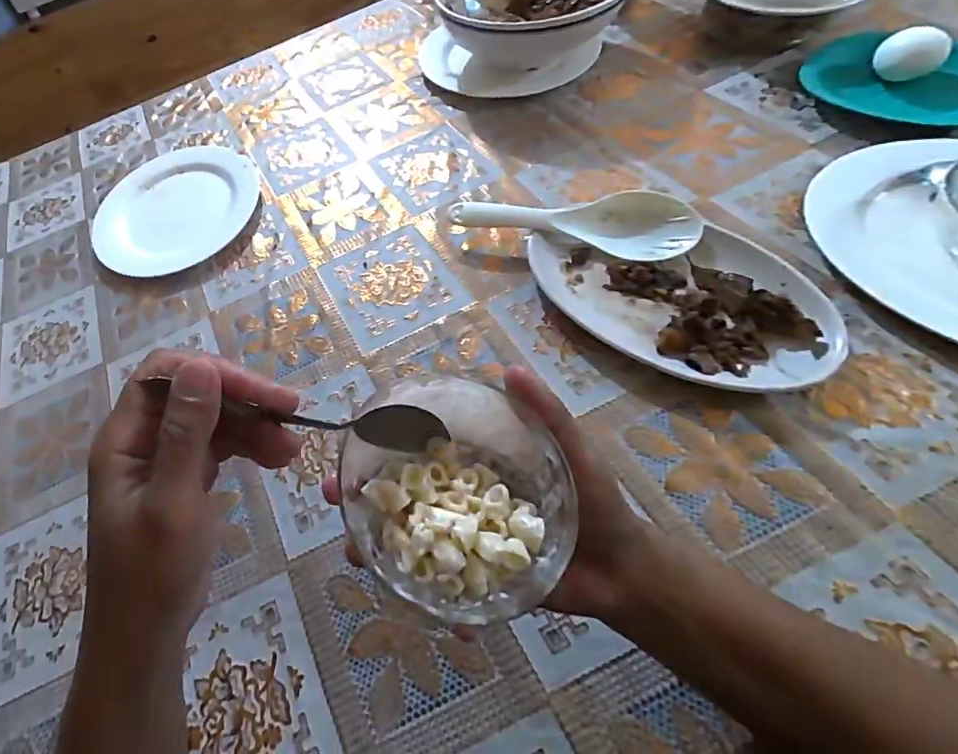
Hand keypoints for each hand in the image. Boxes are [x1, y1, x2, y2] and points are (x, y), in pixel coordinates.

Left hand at [83, 351, 302, 649]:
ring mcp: (165, 456)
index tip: (258, 392)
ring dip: (255, 424)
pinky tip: (280, 457)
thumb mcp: (172, 503)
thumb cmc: (151, 578)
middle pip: (195, 391)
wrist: (146, 643)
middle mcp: (143, 438)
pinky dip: (251, 445)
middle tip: (291, 413)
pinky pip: (221, 444)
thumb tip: (202, 366)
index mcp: (124, 438)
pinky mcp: (187, 475)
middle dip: (243, 398)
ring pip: (214, 417)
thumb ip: (186, 434)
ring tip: (294, 448)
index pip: (163, 374)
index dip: (210, 372)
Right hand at [321, 367, 651, 623]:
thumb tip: (510, 369)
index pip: (422, 448)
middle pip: (404, 493)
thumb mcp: (574, 448)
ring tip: (352, 552)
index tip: (352, 441)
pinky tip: (390, 587)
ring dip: (375, 541)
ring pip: (411, 537)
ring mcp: (468, 541)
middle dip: (363, 494)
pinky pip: (439, 581)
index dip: (383, 443)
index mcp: (479, 464)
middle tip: (332, 497)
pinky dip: (413, 584)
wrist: (625, 570)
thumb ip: (546, 412)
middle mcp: (464, 499)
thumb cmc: (599, 499)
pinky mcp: (478, 579)